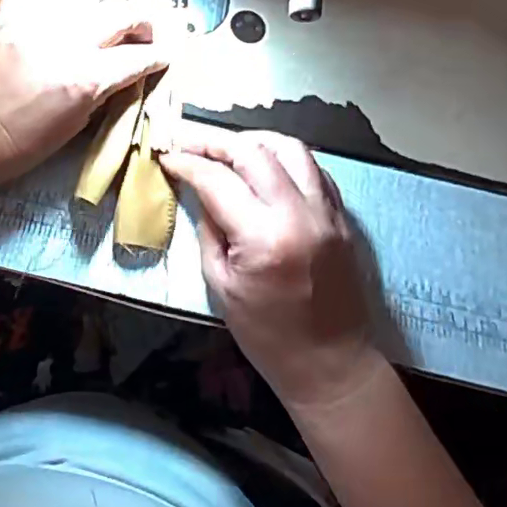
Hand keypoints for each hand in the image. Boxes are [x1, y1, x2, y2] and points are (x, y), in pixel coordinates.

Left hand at [0, 0, 168, 194]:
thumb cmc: (17, 144)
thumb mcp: (73, 129)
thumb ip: (101, 93)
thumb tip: (120, 73)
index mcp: (87, 77)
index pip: (140, 56)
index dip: (158, 56)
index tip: (163, 55)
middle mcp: (68, 40)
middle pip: (125, 12)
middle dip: (144, 21)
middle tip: (143, 31)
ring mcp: (37, 19)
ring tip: (113, 1)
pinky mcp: (9, 11)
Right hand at [160, 123, 380, 408]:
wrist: (331, 365)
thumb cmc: (265, 333)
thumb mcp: (219, 282)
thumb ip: (209, 227)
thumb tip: (200, 190)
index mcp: (264, 238)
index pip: (217, 179)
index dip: (186, 162)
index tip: (165, 155)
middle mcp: (300, 215)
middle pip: (253, 152)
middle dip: (214, 141)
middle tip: (186, 141)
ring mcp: (328, 213)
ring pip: (290, 149)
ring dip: (252, 142)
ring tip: (225, 149)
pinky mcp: (342, 218)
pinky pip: (313, 169)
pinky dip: (283, 159)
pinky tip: (262, 168)